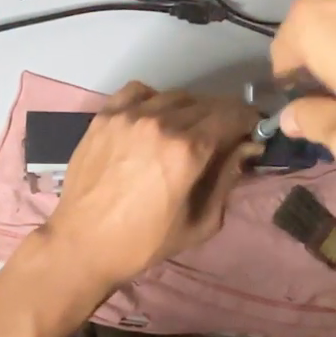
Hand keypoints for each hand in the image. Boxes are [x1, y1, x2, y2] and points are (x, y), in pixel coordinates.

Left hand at [41, 83, 259, 284]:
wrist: (82, 244)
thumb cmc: (144, 242)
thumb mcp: (200, 222)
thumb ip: (227, 180)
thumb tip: (246, 149)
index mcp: (188, 150)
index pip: (231, 116)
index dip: (248, 121)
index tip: (253, 130)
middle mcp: (160, 123)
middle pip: (207, 104)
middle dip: (224, 117)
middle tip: (226, 134)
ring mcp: (129, 115)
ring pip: (175, 96)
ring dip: (192, 109)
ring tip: (190, 128)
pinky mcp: (104, 116)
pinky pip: (138, 91)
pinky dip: (154, 99)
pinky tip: (154, 117)